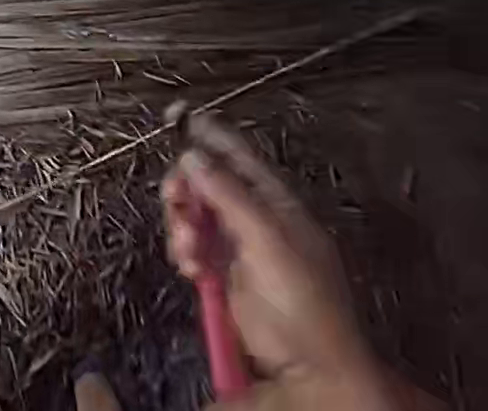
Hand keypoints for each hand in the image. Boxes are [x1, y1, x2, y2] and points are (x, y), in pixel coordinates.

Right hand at [163, 115, 406, 409]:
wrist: (310, 371)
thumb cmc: (300, 302)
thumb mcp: (266, 241)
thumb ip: (227, 195)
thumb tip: (191, 155)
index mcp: (275, 202)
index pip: (237, 155)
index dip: (209, 134)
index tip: (178, 116)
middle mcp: (254, 216)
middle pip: (206, 182)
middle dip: (187, 191)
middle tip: (177, 204)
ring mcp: (237, 243)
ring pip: (194, 212)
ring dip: (183, 226)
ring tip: (189, 251)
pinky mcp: (222, 270)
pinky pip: (192, 243)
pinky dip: (185, 250)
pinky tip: (192, 268)